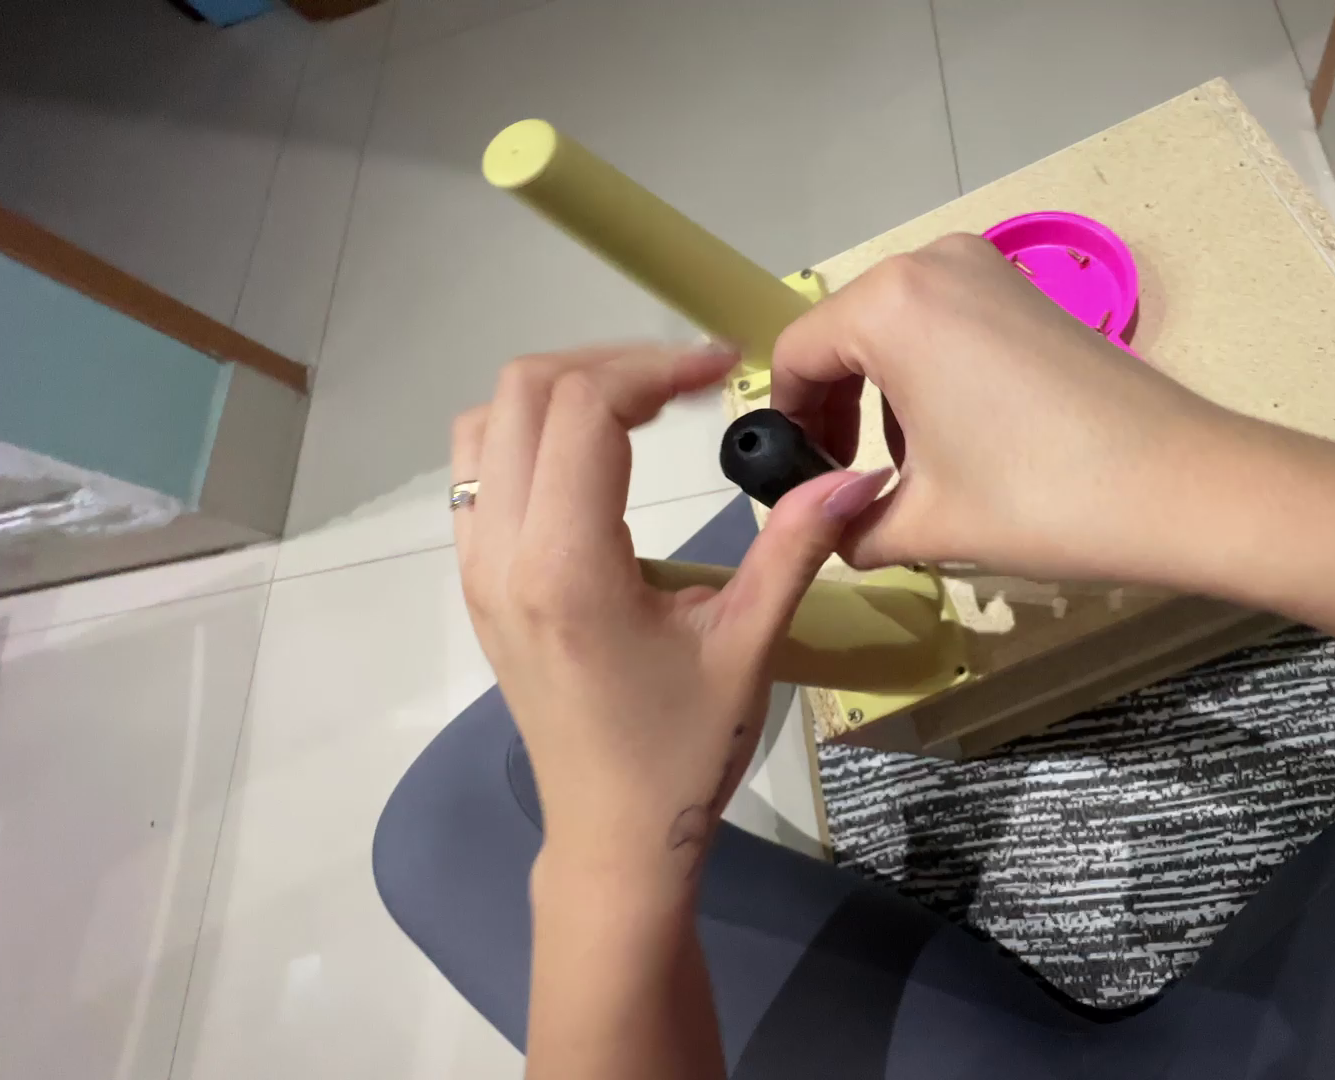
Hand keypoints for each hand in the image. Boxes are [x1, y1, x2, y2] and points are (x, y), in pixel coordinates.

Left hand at [452, 345, 886, 882]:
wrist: (615, 834)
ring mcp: (476, 568)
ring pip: (486, 424)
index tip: (726, 368)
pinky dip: (532, 432)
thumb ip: (797, 546)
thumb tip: (859, 475)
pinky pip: (481, 470)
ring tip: (644, 403)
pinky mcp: (478, 583)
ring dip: (564, 391)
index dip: (658, 367)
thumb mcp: (749, 644)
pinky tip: (596, 457)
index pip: (586, 409)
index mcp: (568, 566)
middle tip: (689, 379)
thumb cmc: (685, 749)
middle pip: (522, 393)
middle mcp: (501, 553)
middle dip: (612, 364)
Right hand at [772, 233, 1233, 580]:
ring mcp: (989, 269)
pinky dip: (931, 378)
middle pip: (846, 335)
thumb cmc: (1037, 499)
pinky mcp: (1029, 292)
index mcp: (890, 305)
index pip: (796, 354)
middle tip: (852, 480)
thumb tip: (838, 535)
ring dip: (887, 398)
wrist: (1181, 485)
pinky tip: (963, 438)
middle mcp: (933, 263)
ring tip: (914, 470)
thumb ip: (857, 529)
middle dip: (837, 409)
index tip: (799, 476)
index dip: (786, 420)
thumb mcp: (928, 523)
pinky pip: (948, 326)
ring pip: (898, 331)